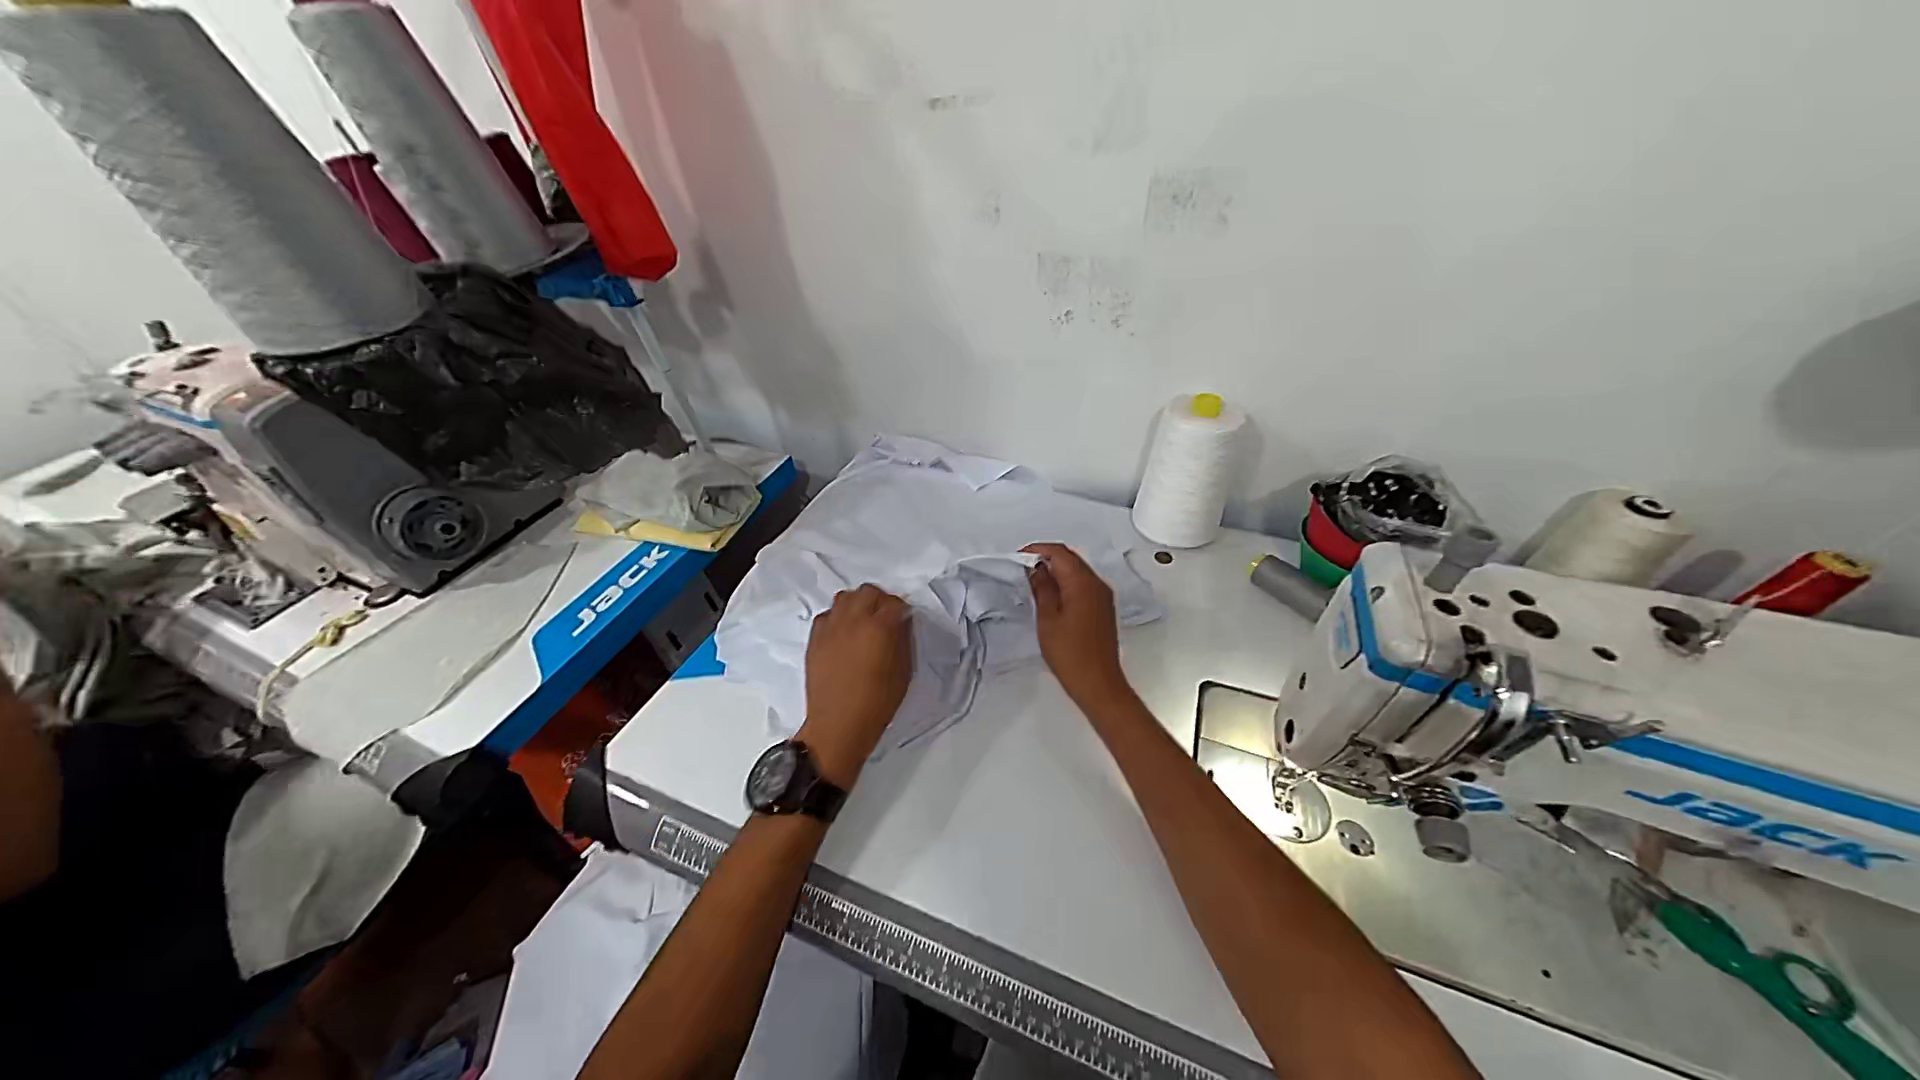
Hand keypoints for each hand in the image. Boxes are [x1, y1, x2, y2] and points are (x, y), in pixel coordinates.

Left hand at [799, 584, 912, 786]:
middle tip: (885, 618)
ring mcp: (831, 627)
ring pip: (845, 597)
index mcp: (880, 627)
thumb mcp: (904, 672)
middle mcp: (854, 620)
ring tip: (863, 621)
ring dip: (857, 604)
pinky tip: (843, 634)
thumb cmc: (877, 703)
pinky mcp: (814, 638)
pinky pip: (827, 615)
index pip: (895, 602)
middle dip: (880, 601)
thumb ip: (903, 640)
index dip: (902, 610)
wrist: (838, 724)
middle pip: (868, 592)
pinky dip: (837, 617)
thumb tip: (900, 623)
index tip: (904, 619)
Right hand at [1023, 543, 1131, 709]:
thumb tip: (1036, 570)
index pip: (1059, 553)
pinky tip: (1052, 595)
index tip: (1019, 557)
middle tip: (1024, 568)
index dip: (1037, 550)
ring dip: (1057, 570)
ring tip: (1034, 581)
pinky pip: (1084, 584)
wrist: (1098, 683)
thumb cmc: (1070, 655)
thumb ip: (1042, 588)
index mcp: (1083, 583)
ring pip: (1078, 570)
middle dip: (1047, 558)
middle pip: (1071, 558)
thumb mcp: (1047, 619)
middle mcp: (1097, 584)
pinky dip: (1067, 582)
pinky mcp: (1104, 608)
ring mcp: (1103, 596)